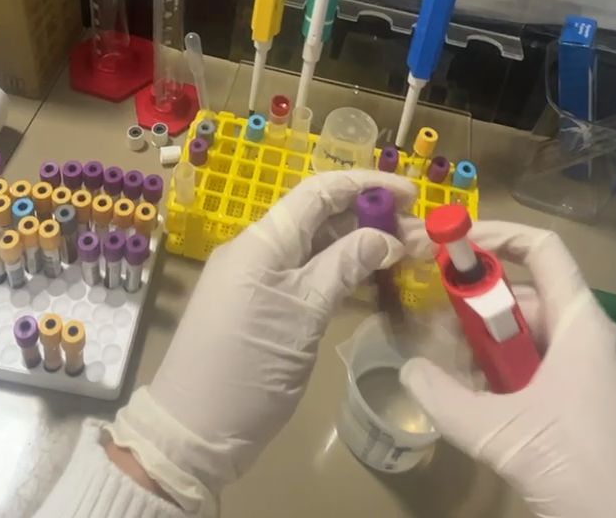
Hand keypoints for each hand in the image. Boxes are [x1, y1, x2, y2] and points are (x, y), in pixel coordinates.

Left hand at [109, 170, 414, 512]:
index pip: (319, 191)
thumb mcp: (305, 314)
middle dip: (372, 218)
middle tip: (421, 233)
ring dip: (361, 246)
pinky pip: (308, 275)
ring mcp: (261, 278)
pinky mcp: (265, 306)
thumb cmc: (250, 368)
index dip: (365, 184)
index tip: (410, 194)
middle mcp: (261, 249)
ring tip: (409, 254)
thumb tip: (388, 237)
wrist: (194, 431)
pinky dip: (341, 274)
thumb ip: (344, 266)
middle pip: (322, 217)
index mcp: (264, 240)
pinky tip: (375, 281)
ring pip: (318, 247)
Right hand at [400, 221, 615, 517]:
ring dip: (490, 349)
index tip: (450, 244)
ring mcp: (598, 373)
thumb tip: (408, 370)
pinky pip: (546, 370)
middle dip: (478, 308)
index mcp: (581, 324)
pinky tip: (486, 409)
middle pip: (527, 295)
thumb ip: (446, 400)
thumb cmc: (587, 473)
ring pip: (533, 337)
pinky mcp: (598, 406)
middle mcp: (592, 338)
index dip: (496, 234)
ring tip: (456, 379)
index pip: (541, 248)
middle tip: (437, 331)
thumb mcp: (504, 436)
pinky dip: (511, 377)